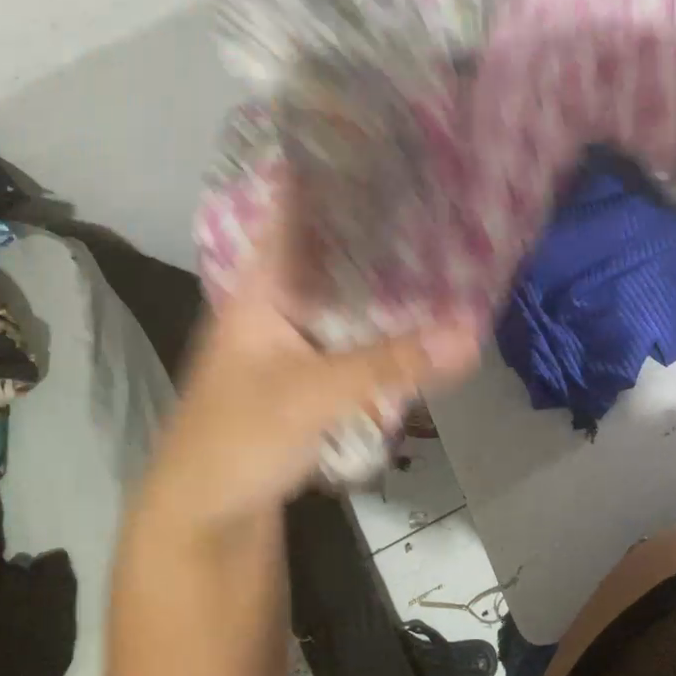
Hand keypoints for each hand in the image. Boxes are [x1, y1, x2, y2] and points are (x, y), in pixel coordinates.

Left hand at [142, 208, 481, 530]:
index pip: (296, 214)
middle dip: (386, 235)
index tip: (393, 152)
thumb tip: (473, 331)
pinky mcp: (311, 379)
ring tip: (450, 252)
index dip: (338, 181)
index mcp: (261, 290)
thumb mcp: (313, 397)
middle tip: (446, 204)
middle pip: (336, 255)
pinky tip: (428, 321)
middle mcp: (278, 306)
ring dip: (392, 286)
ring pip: (351, 300)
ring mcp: (295, 344)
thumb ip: (392, 365)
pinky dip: (389, 331)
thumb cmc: (237, 442)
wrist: (202, 523)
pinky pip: (358, 340)